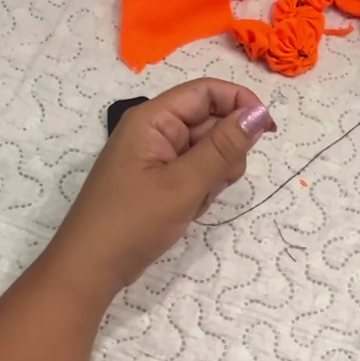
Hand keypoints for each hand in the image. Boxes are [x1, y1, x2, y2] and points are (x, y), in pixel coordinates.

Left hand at [44, 78, 274, 298]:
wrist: (90, 268)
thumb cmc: (132, 222)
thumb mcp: (184, 184)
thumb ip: (223, 148)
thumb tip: (258, 114)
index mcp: (153, 119)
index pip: (206, 92)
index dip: (240, 103)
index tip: (268, 130)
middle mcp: (154, 130)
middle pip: (210, 121)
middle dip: (225, 150)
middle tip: (217, 182)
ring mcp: (156, 157)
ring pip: (207, 151)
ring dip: (214, 174)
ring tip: (196, 200)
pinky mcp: (158, 180)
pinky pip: (194, 173)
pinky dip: (201, 190)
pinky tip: (189, 210)